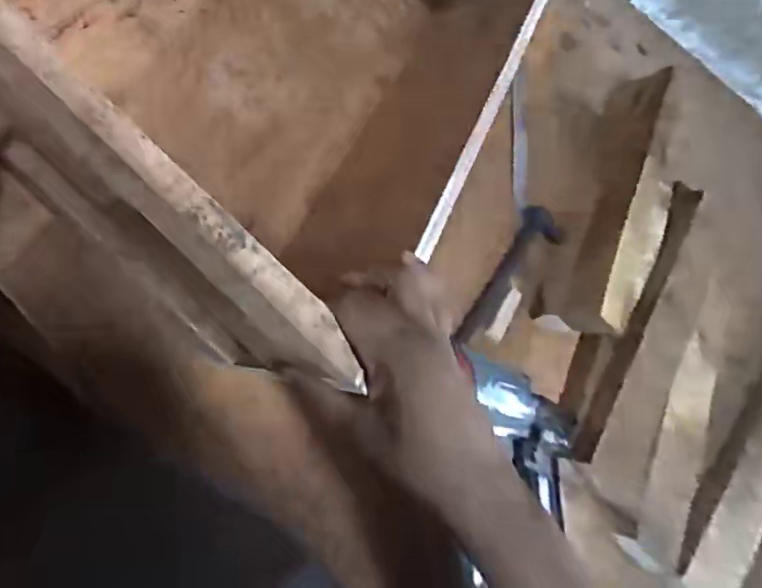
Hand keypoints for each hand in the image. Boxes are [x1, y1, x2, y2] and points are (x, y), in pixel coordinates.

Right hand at [291, 253, 511, 519]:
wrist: (478, 488)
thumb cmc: (417, 462)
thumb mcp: (360, 433)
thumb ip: (321, 394)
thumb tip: (284, 365)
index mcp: (395, 347)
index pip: (352, 305)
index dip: (325, 309)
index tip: (305, 324)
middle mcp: (418, 329)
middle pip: (381, 285)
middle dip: (351, 288)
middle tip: (326, 308)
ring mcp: (439, 335)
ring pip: (413, 282)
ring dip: (383, 278)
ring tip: (359, 286)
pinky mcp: (450, 345)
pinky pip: (435, 298)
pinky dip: (418, 282)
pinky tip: (406, 272)